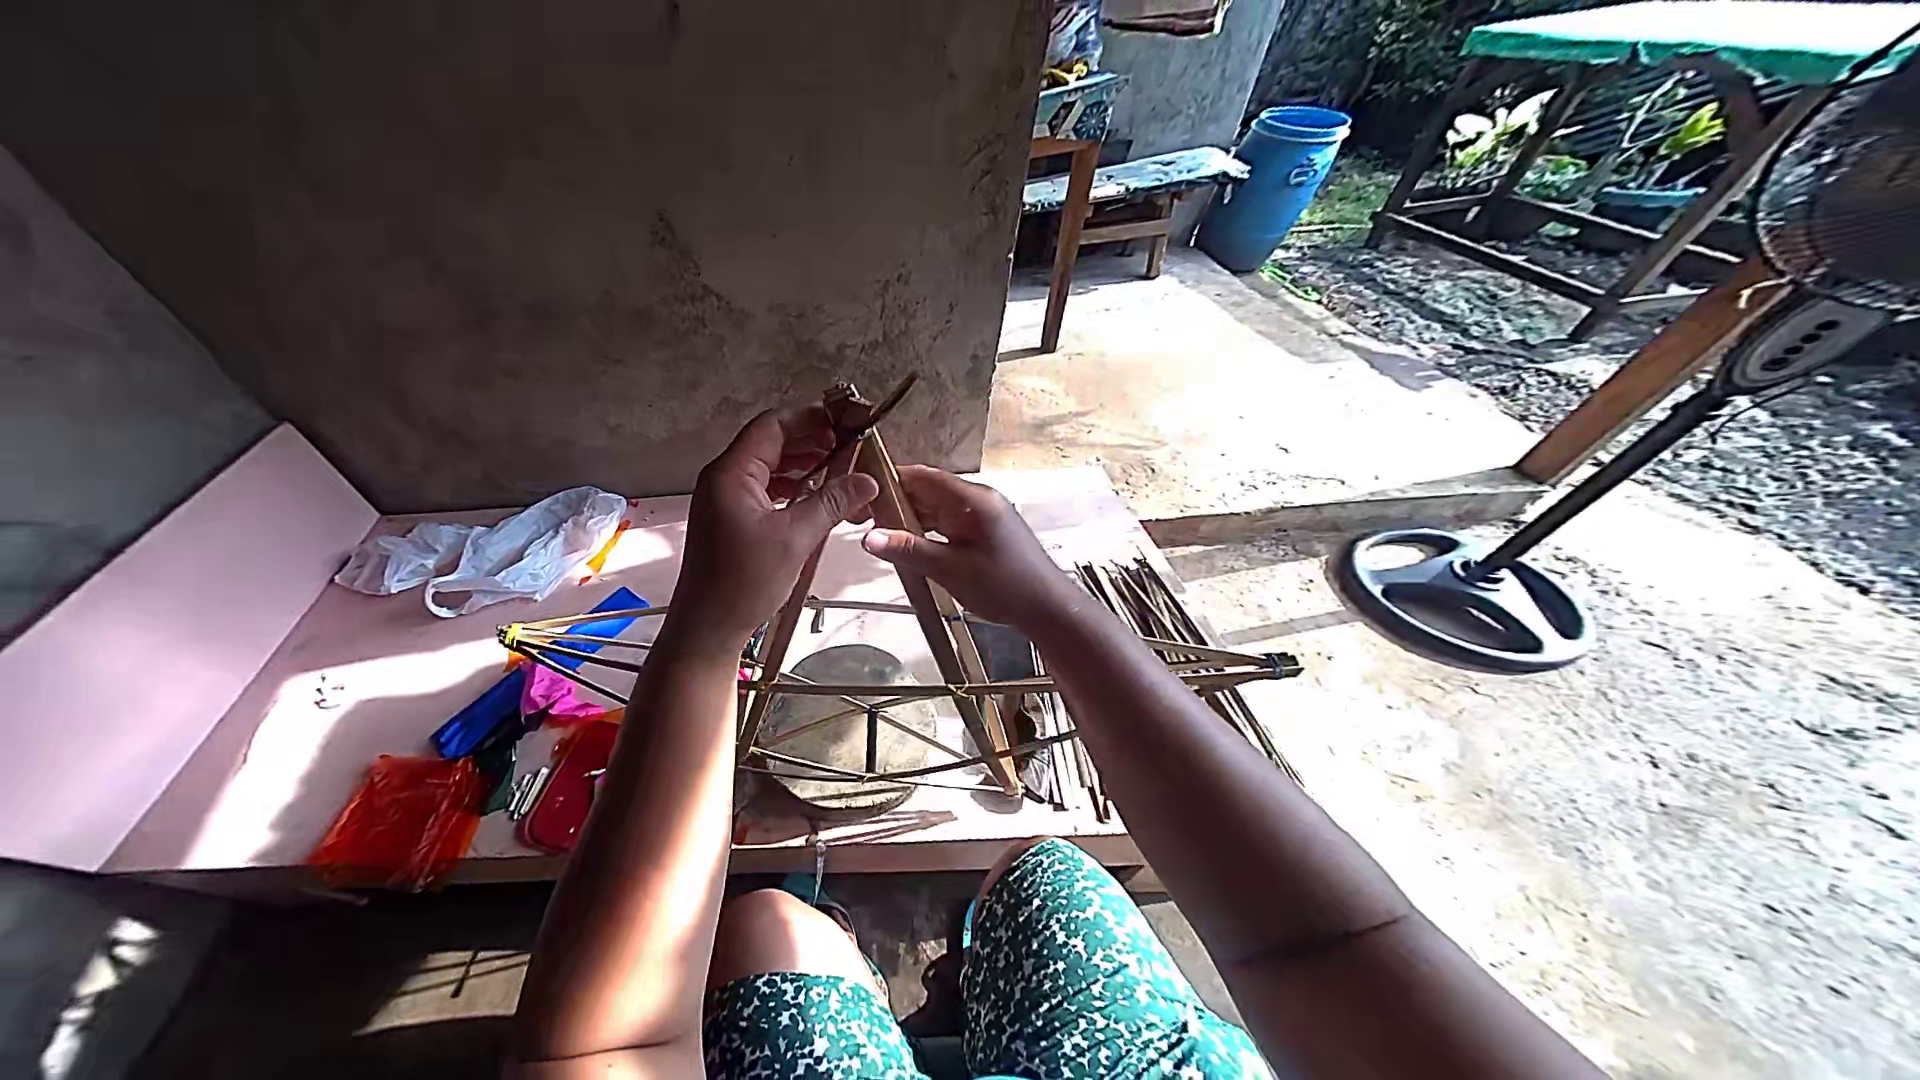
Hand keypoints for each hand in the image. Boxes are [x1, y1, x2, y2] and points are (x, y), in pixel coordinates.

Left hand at [666, 406, 878, 652]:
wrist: (708, 627)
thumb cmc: (742, 583)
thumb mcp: (796, 538)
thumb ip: (832, 503)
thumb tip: (866, 481)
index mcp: (731, 474)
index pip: (772, 426)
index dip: (809, 418)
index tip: (843, 421)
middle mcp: (724, 479)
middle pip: (770, 443)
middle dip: (810, 441)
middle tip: (847, 445)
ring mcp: (725, 499)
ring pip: (769, 466)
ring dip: (803, 464)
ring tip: (839, 467)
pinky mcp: (732, 518)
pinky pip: (765, 488)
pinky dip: (792, 486)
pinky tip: (816, 494)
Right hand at [860, 465, 1080, 631]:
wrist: (1047, 607)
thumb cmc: (1007, 587)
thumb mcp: (951, 570)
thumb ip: (909, 551)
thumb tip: (870, 538)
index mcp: (973, 500)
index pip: (923, 477)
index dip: (891, 481)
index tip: (863, 493)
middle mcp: (979, 500)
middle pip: (928, 490)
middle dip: (896, 503)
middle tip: (865, 520)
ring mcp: (983, 514)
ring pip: (937, 508)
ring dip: (911, 519)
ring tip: (883, 535)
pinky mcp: (985, 530)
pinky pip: (949, 522)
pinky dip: (928, 530)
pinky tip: (912, 546)